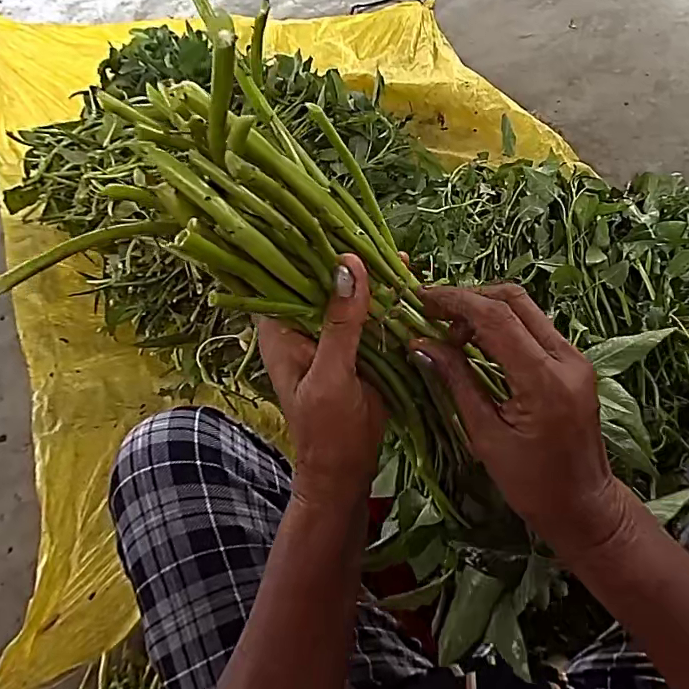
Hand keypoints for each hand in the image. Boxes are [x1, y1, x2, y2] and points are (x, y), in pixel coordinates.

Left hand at [256, 253, 386, 507]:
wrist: (348, 467)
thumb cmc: (327, 429)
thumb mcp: (331, 375)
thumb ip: (341, 323)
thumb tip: (350, 264)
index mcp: (281, 331)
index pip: (280, 277)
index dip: (298, 248)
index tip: (323, 220)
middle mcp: (304, 326)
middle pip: (321, 281)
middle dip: (346, 258)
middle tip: (369, 231)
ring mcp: (333, 334)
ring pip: (350, 295)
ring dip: (372, 278)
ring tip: (396, 254)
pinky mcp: (359, 344)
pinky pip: (372, 314)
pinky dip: (389, 300)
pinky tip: (408, 282)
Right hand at [411, 285, 636, 558]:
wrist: (584, 504)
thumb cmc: (532, 484)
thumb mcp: (486, 436)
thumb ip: (456, 381)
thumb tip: (421, 344)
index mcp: (544, 380)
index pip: (497, 318)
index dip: (455, 301)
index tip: (421, 299)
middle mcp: (566, 359)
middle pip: (515, 300)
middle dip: (470, 298)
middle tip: (433, 312)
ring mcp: (576, 358)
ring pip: (527, 310)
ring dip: (486, 310)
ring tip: (450, 331)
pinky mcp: (575, 363)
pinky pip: (536, 329)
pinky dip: (504, 326)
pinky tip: (478, 342)